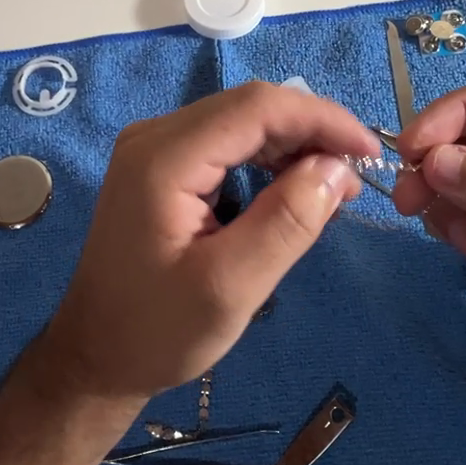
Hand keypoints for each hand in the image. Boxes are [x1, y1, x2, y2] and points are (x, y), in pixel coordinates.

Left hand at [32, 83, 371, 406]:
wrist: (95, 357)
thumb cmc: (158, 331)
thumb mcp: (230, 287)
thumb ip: (286, 222)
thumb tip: (336, 167)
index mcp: (163, 158)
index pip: (256, 107)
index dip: (321, 119)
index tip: (370, 153)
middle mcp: (154, 136)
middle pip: (248, 108)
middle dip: (310, 131)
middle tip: (355, 177)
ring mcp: (153, 149)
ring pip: (239, 122)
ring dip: (291, 145)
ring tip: (333, 187)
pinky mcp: (159, 167)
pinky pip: (223, 143)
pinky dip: (265, 158)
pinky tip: (291, 188)